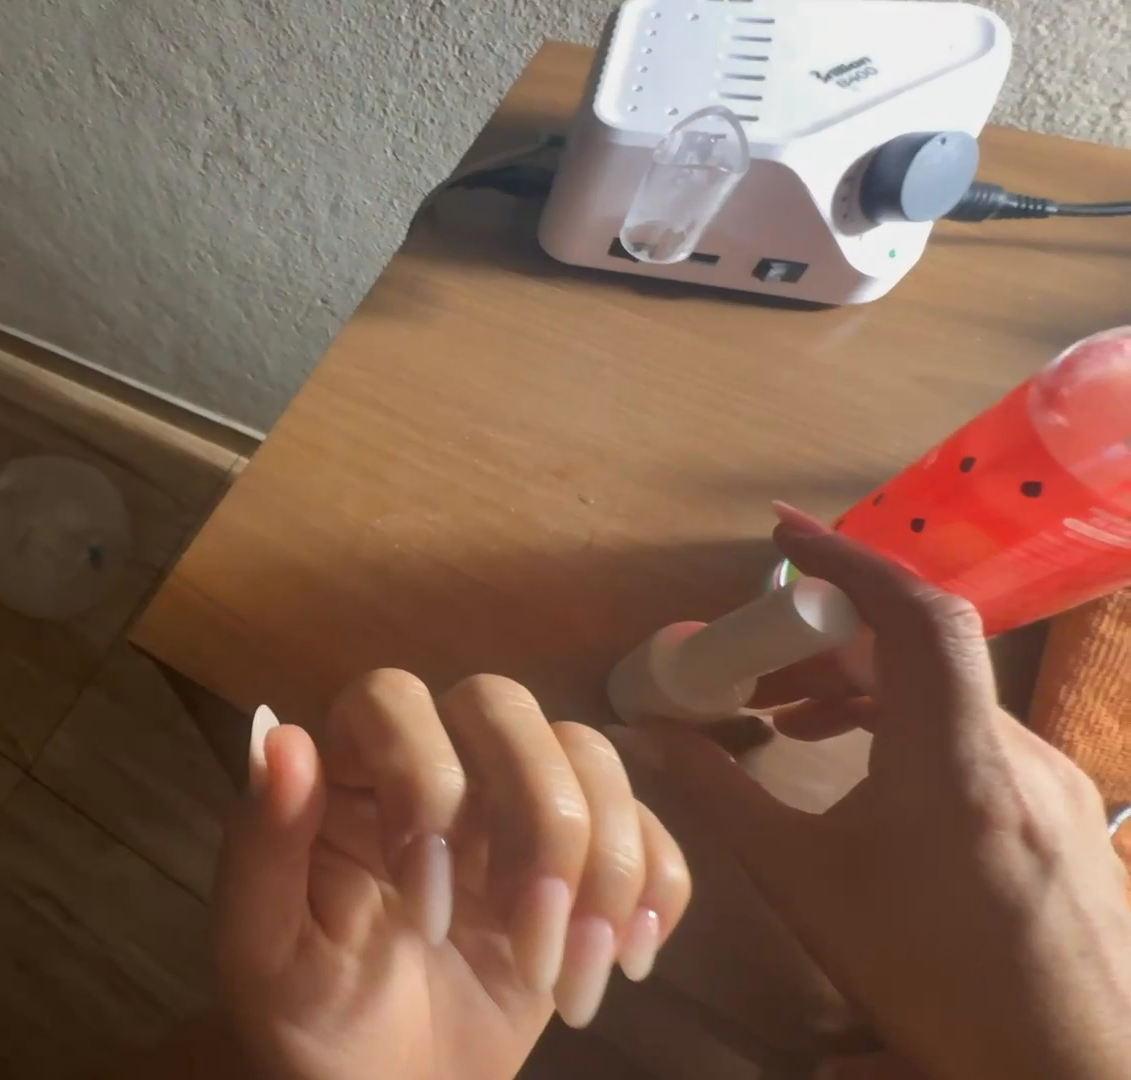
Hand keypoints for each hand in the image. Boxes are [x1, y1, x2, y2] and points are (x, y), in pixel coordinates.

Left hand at [212, 670, 691, 1079]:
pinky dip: (656, 884)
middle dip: (535, 823)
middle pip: (502, 705)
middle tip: (525, 951)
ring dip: (603, 867)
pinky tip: (623, 960)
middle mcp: (430, 765)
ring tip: (567, 979)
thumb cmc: (307, 1016)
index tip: (426, 911)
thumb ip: (264, 841)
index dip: (423, 782)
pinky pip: (644, 823)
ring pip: (583, 752)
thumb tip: (284, 737)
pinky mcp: (572, 864)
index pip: (391, 697)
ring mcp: (505, 810)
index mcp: (346, 770)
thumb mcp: (262, 943)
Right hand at [651, 505, 1130, 1079]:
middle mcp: (1016, 754)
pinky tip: (841, 754)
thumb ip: (717, 790)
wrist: (1069, 1078)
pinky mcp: (1057, 807)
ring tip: (778, 712)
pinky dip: (886, 712)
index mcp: (954, 765)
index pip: (919, 620)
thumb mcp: (795, 878)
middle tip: (743, 656)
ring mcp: (1050, 780)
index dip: (849, 562)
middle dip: (817, 633)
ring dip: (847, 677)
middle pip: (916, 647)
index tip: (779, 536)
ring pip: (937, 687)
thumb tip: (653, 731)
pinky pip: (960, 724)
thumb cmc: (923, 974)